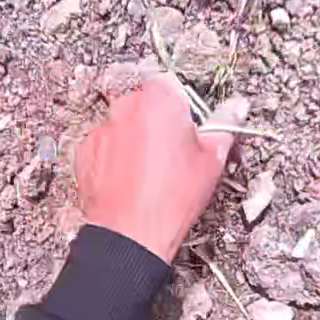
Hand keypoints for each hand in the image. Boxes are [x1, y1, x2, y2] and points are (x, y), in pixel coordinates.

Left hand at [76, 76, 232, 262]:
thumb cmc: (170, 200)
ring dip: (137, 141)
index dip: (183, 108)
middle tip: (175, 155)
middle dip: (159, 124)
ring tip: (152, 174)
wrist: (132, 234)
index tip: (190, 127)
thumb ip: (222, 128)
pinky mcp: (85, 152)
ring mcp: (102, 130)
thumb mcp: (210, 163)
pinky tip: (132, 181)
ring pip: (125, 126)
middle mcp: (126, 108)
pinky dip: (116, 158)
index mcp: (159, 101)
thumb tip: (235, 109)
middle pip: (147, 104)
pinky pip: (106, 147)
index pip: (172, 86)